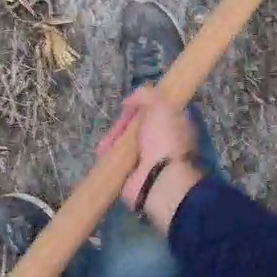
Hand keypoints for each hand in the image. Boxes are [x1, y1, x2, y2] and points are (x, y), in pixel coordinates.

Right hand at [94, 86, 204, 231]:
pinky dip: (110, 156)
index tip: (127, 107)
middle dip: (122, 126)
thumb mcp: (160, 106)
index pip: (153, 110)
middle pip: (137, 127)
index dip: (138, 107)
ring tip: (104, 145)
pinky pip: (119, 160)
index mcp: (174, 125)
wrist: (159, 181)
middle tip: (115, 130)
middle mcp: (163, 141)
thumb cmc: (164, 140)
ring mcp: (148, 159)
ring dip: (113, 141)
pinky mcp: (134, 174)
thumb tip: (130, 100)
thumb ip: (146, 95)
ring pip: (126, 143)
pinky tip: (103, 154)